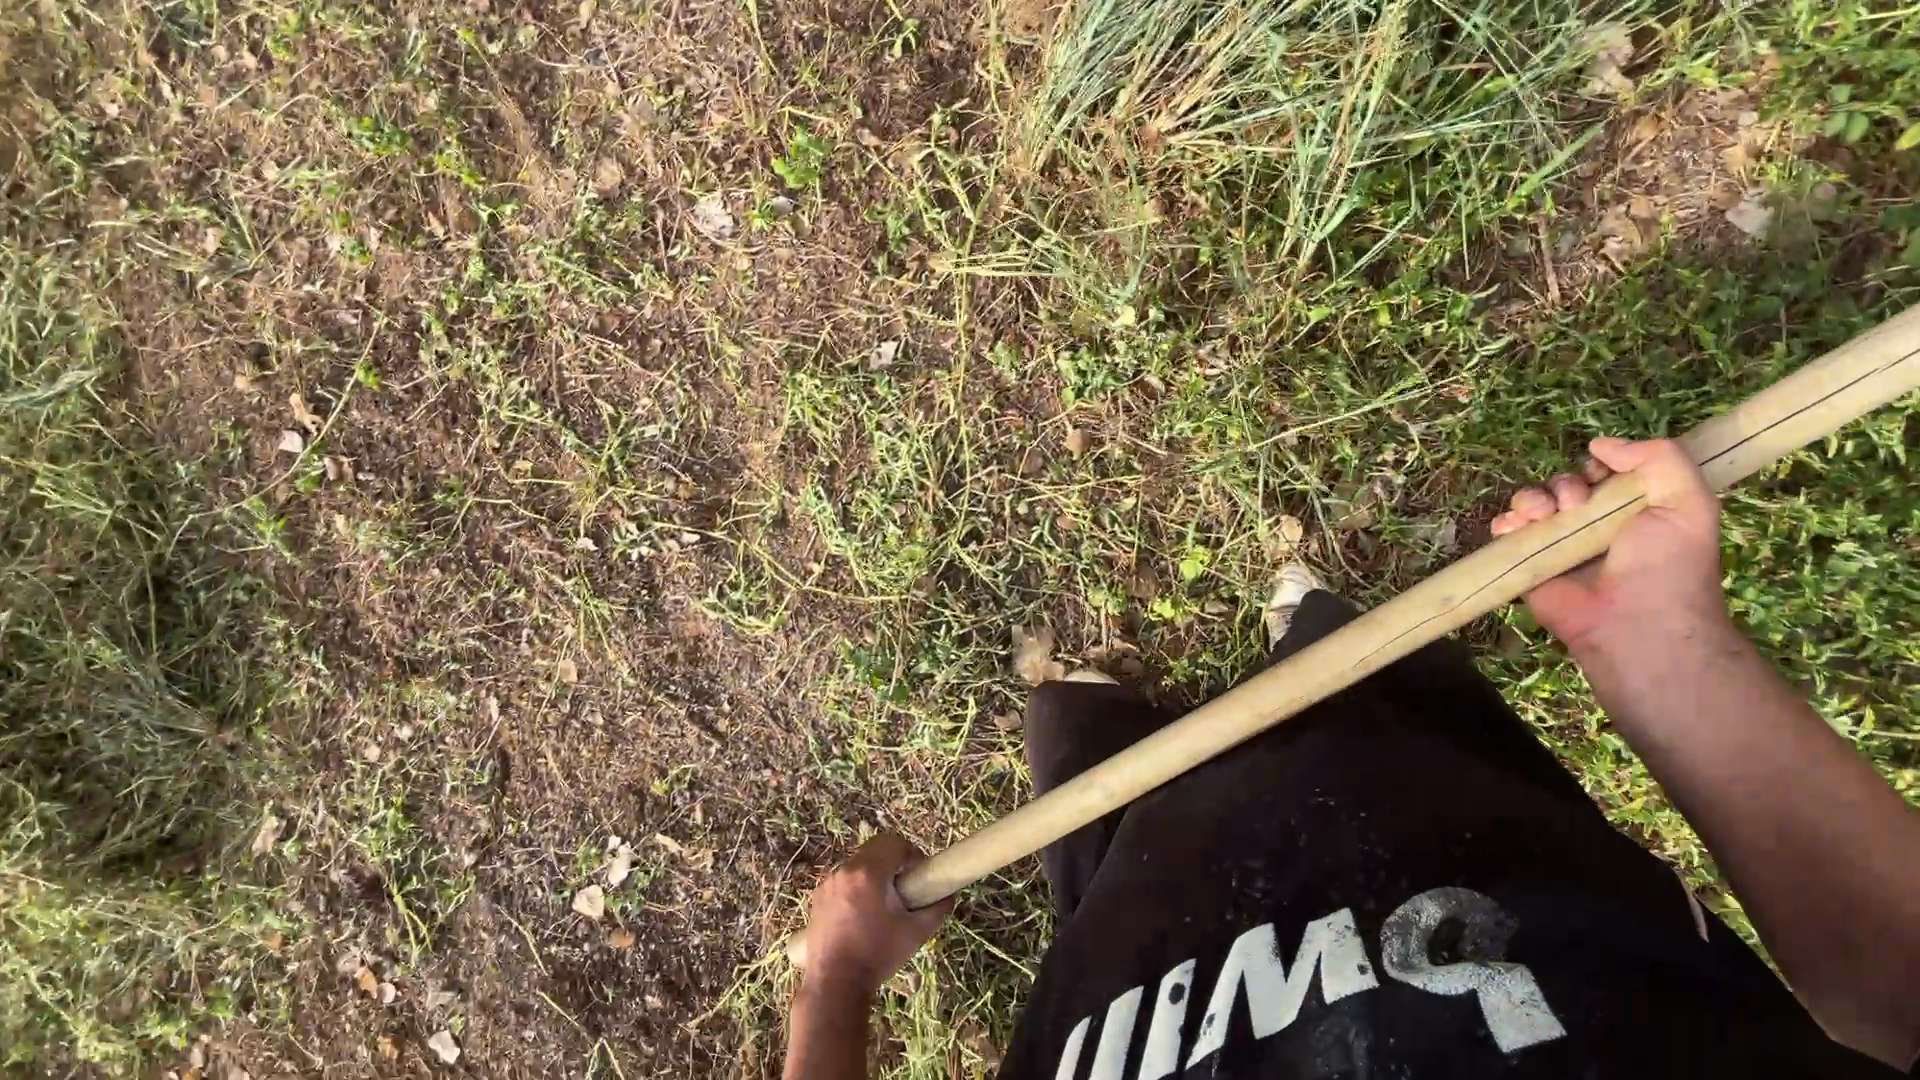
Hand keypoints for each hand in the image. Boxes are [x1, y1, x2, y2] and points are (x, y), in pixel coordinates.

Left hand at [799, 833, 951, 995]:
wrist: (834, 985)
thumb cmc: (878, 955)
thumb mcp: (916, 933)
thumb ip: (937, 909)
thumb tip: (948, 894)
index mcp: (869, 873)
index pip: (894, 842)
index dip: (911, 854)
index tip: (917, 875)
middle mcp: (845, 871)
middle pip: (874, 850)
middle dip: (892, 862)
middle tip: (904, 889)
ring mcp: (828, 884)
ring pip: (858, 864)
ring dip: (873, 874)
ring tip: (882, 905)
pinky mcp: (818, 898)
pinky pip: (843, 881)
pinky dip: (856, 888)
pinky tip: (861, 916)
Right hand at [1489, 437, 1729, 658]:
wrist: (1634, 621)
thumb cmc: (1667, 564)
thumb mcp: (1689, 502)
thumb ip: (1660, 459)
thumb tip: (1600, 443)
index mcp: (1632, 509)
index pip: (1602, 473)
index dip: (1597, 466)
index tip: (1601, 475)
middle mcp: (1592, 524)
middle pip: (1562, 485)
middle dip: (1564, 486)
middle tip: (1575, 505)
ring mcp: (1557, 544)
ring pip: (1530, 503)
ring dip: (1532, 500)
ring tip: (1543, 516)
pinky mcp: (1527, 563)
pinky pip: (1505, 533)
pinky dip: (1505, 524)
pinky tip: (1516, 528)